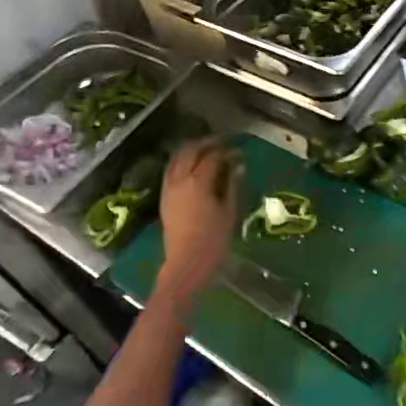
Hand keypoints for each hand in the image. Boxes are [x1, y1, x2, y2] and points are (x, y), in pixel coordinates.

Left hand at [156, 138, 238, 300]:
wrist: (187, 263)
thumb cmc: (214, 240)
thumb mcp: (229, 212)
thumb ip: (233, 185)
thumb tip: (238, 165)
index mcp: (199, 182)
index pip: (213, 156)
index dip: (228, 151)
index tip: (240, 151)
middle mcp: (181, 179)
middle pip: (192, 150)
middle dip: (208, 143)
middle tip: (224, 143)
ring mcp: (169, 187)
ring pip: (178, 157)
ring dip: (192, 149)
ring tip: (207, 149)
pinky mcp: (164, 196)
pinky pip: (171, 169)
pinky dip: (181, 161)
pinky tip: (191, 165)